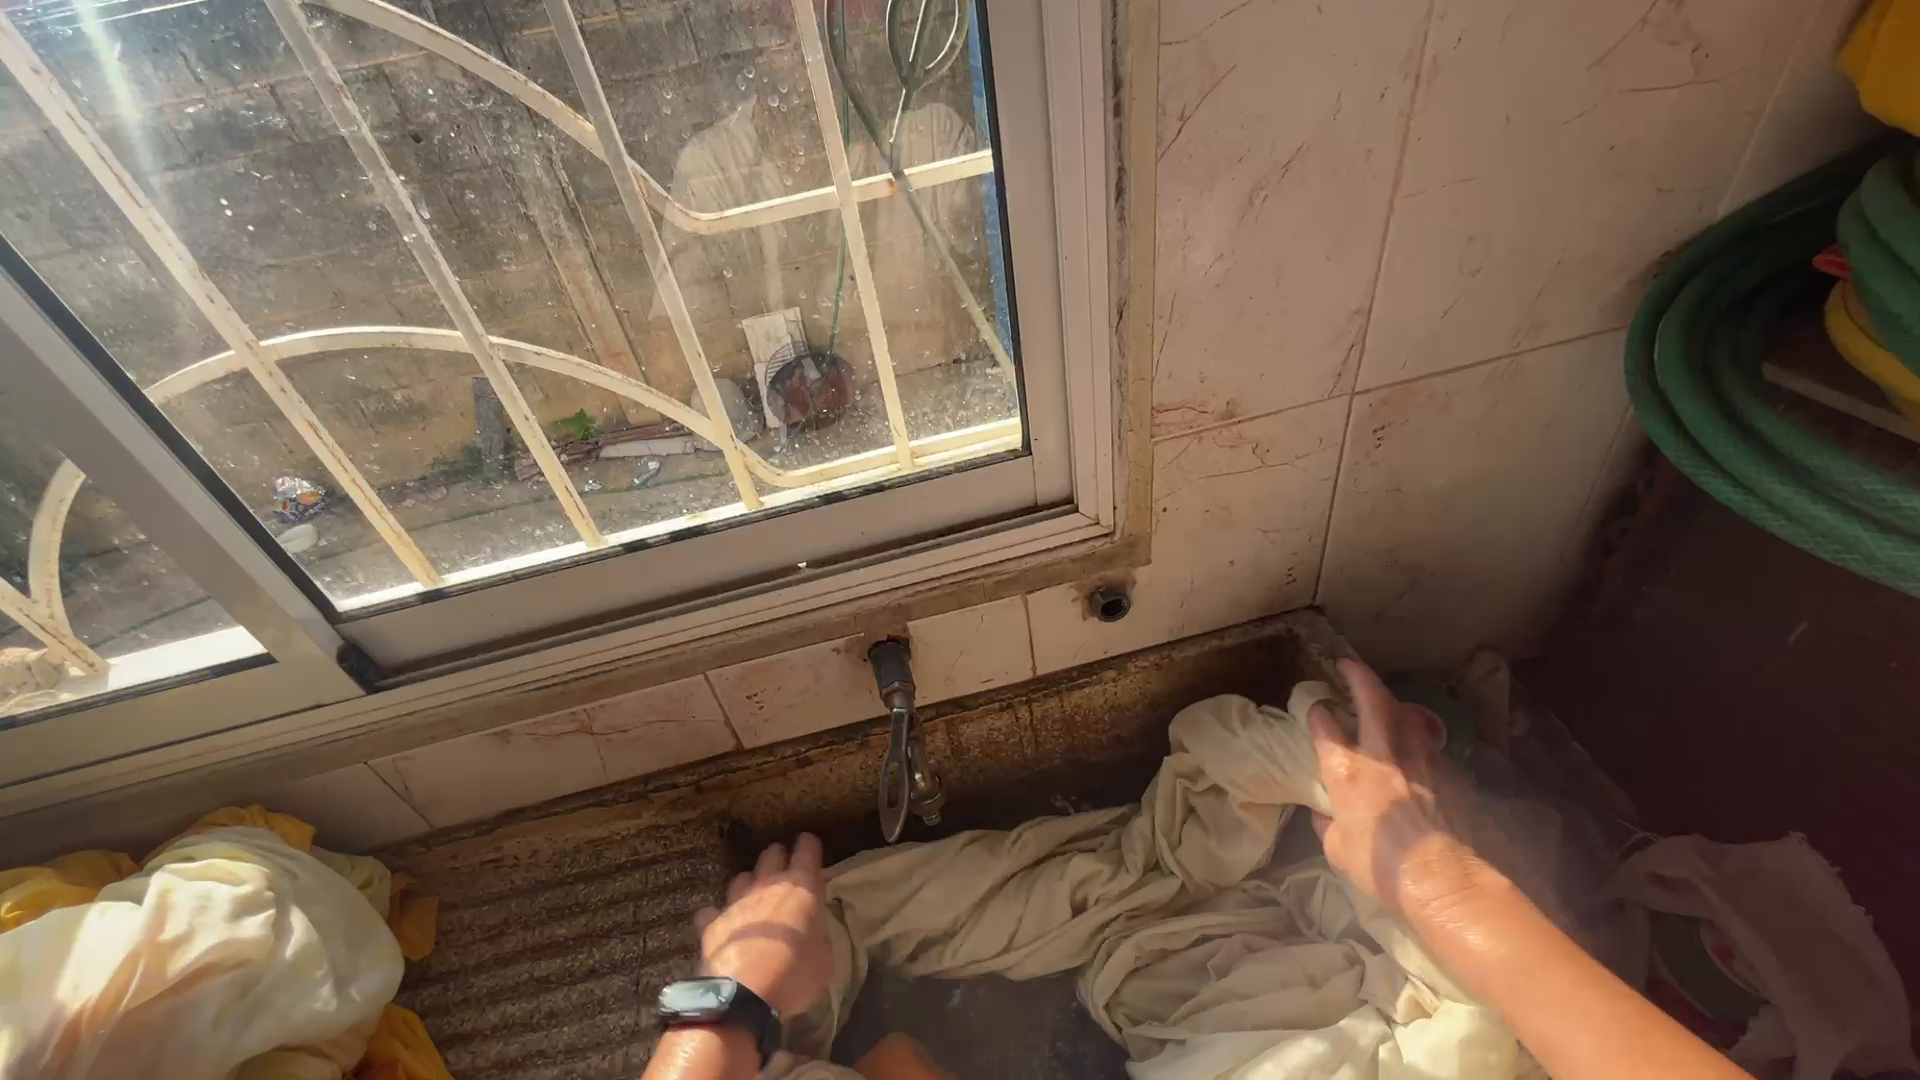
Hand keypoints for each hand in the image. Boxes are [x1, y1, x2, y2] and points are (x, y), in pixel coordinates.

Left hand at [694, 834, 832, 1017]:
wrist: (743, 998)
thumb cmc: (795, 976)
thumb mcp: (824, 958)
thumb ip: (817, 933)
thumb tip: (812, 929)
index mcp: (802, 887)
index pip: (807, 850)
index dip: (809, 846)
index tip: (809, 846)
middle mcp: (768, 884)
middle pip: (771, 855)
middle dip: (777, 858)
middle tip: (783, 872)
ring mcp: (736, 901)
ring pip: (742, 878)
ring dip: (749, 885)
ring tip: (752, 899)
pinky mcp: (712, 923)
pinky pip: (712, 911)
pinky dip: (717, 916)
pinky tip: (720, 926)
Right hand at [1308, 658, 1491, 921]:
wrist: (1443, 882)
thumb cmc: (1379, 867)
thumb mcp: (1337, 849)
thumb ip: (1329, 824)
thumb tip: (1327, 814)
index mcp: (1345, 769)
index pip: (1324, 725)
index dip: (1318, 715)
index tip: (1316, 711)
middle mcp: (1381, 754)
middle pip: (1372, 700)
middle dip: (1358, 677)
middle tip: (1348, 665)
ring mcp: (1420, 761)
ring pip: (1408, 717)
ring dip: (1395, 705)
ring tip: (1388, 704)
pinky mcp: (1450, 776)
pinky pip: (1432, 749)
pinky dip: (1421, 743)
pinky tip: (1420, 755)